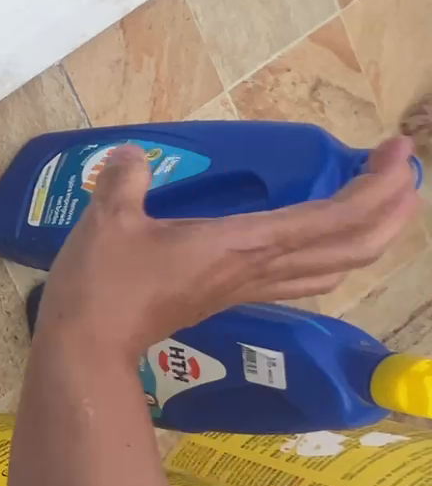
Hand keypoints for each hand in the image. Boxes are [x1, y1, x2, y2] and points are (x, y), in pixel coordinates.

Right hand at [37, 136, 421, 360]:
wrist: (89, 338)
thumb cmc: (104, 280)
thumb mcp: (106, 222)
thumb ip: (123, 181)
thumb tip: (132, 153)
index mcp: (244, 243)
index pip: (340, 214)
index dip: (380, 181)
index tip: (391, 147)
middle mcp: (259, 267)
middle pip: (359, 245)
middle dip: (396, 209)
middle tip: (396, 174)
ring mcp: (245, 288)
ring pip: (337, 268)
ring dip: (369, 238)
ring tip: (367, 210)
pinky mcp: (225, 300)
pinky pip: (302, 280)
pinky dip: (326, 260)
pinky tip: (306, 249)